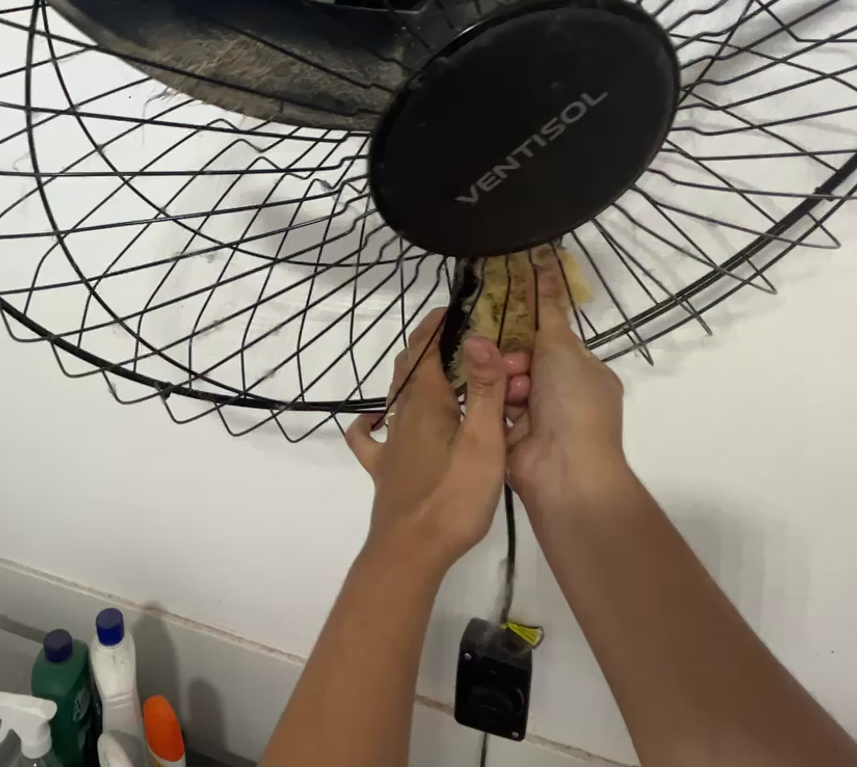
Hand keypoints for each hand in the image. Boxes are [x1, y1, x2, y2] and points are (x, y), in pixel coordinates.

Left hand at [344, 308, 508, 575]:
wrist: (412, 549)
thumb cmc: (453, 496)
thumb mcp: (483, 442)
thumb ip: (485, 390)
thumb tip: (478, 337)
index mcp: (426, 402)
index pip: (426, 348)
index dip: (439, 324)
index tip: (457, 307)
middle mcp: (402, 414)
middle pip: (411, 367)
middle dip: (431, 345)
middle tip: (458, 336)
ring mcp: (389, 441)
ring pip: (396, 396)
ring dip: (416, 377)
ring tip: (440, 373)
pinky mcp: (383, 468)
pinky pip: (371, 436)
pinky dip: (372, 421)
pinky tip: (376, 422)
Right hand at [505, 253, 626, 504]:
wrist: (564, 470)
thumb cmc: (573, 404)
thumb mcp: (562, 348)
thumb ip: (547, 308)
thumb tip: (547, 262)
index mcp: (583, 372)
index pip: (550, 338)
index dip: (528, 327)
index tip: (503, 313)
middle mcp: (561, 393)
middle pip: (522, 358)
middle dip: (511, 357)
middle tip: (509, 363)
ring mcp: (536, 416)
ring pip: (504, 379)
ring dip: (500, 378)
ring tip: (502, 385)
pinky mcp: (509, 432)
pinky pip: (491, 403)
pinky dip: (486, 397)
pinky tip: (476, 390)